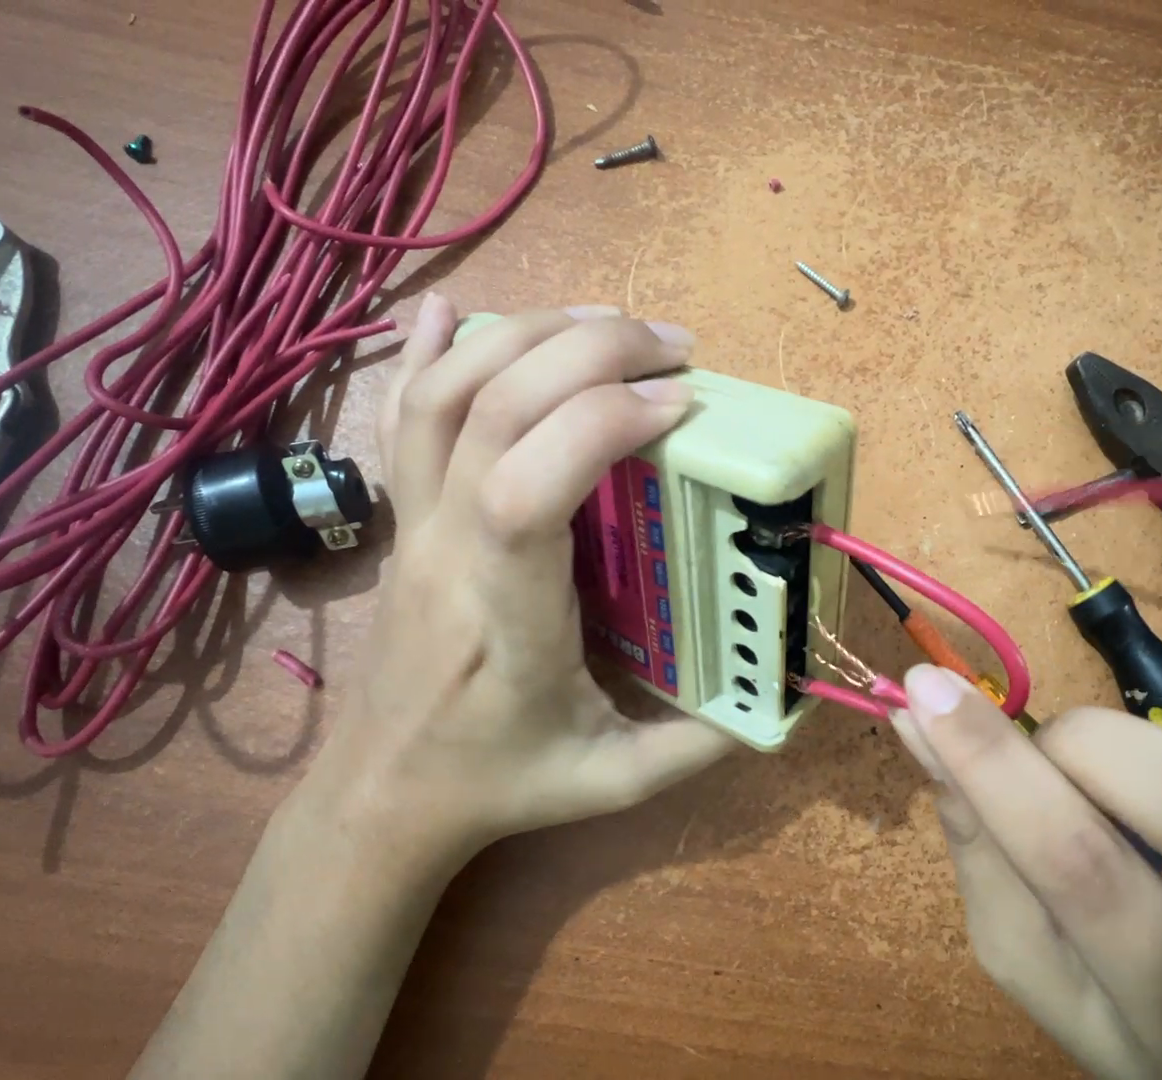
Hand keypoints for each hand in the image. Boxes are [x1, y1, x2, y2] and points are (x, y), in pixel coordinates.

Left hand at [303, 298, 737, 873]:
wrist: (384, 792)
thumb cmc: (498, 782)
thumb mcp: (610, 781)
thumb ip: (695, 744)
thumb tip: (777, 697)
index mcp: (505, 613)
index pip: (526, 488)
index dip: (600, 423)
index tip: (679, 405)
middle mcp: (446, 550)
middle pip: (491, 409)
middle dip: (588, 352)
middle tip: (673, 349)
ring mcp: (412, 526)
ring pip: (443, 395)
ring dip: (528, 336)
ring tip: (608, 324)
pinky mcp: (402, 518)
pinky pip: (400, 417)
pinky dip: (428, 353)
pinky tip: (453, 309)